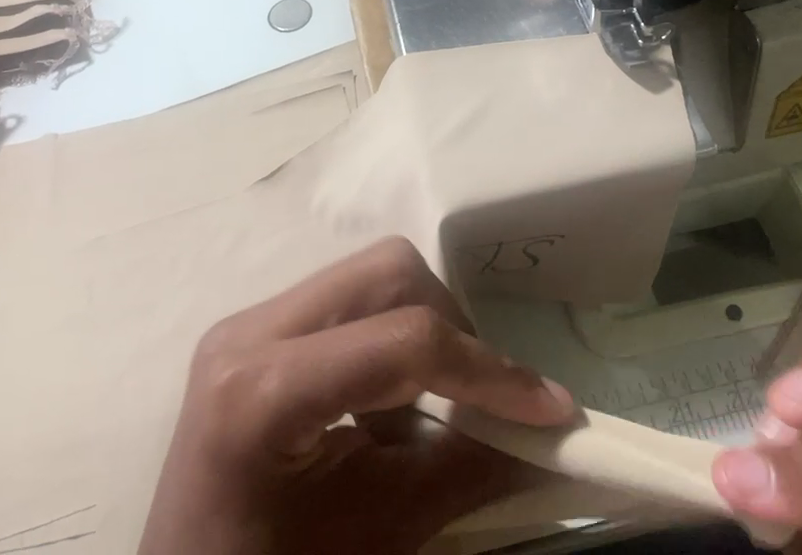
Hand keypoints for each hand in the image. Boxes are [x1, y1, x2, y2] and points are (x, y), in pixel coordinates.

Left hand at [139, 237, 577, 554]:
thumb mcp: (380, 528)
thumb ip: (469, 470)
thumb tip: (554, 435)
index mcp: (261, 390)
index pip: (403, 342)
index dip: (490, 371)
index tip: (549, 410)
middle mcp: (249, 331)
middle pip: (389, 274)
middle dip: (453, 331)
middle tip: (479, 402)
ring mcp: (247, 323)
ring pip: (372, 277)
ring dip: (423, 334)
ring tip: (425, 414)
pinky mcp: (257, 329)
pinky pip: (349, 303)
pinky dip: (390, 342)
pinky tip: (385, 410)